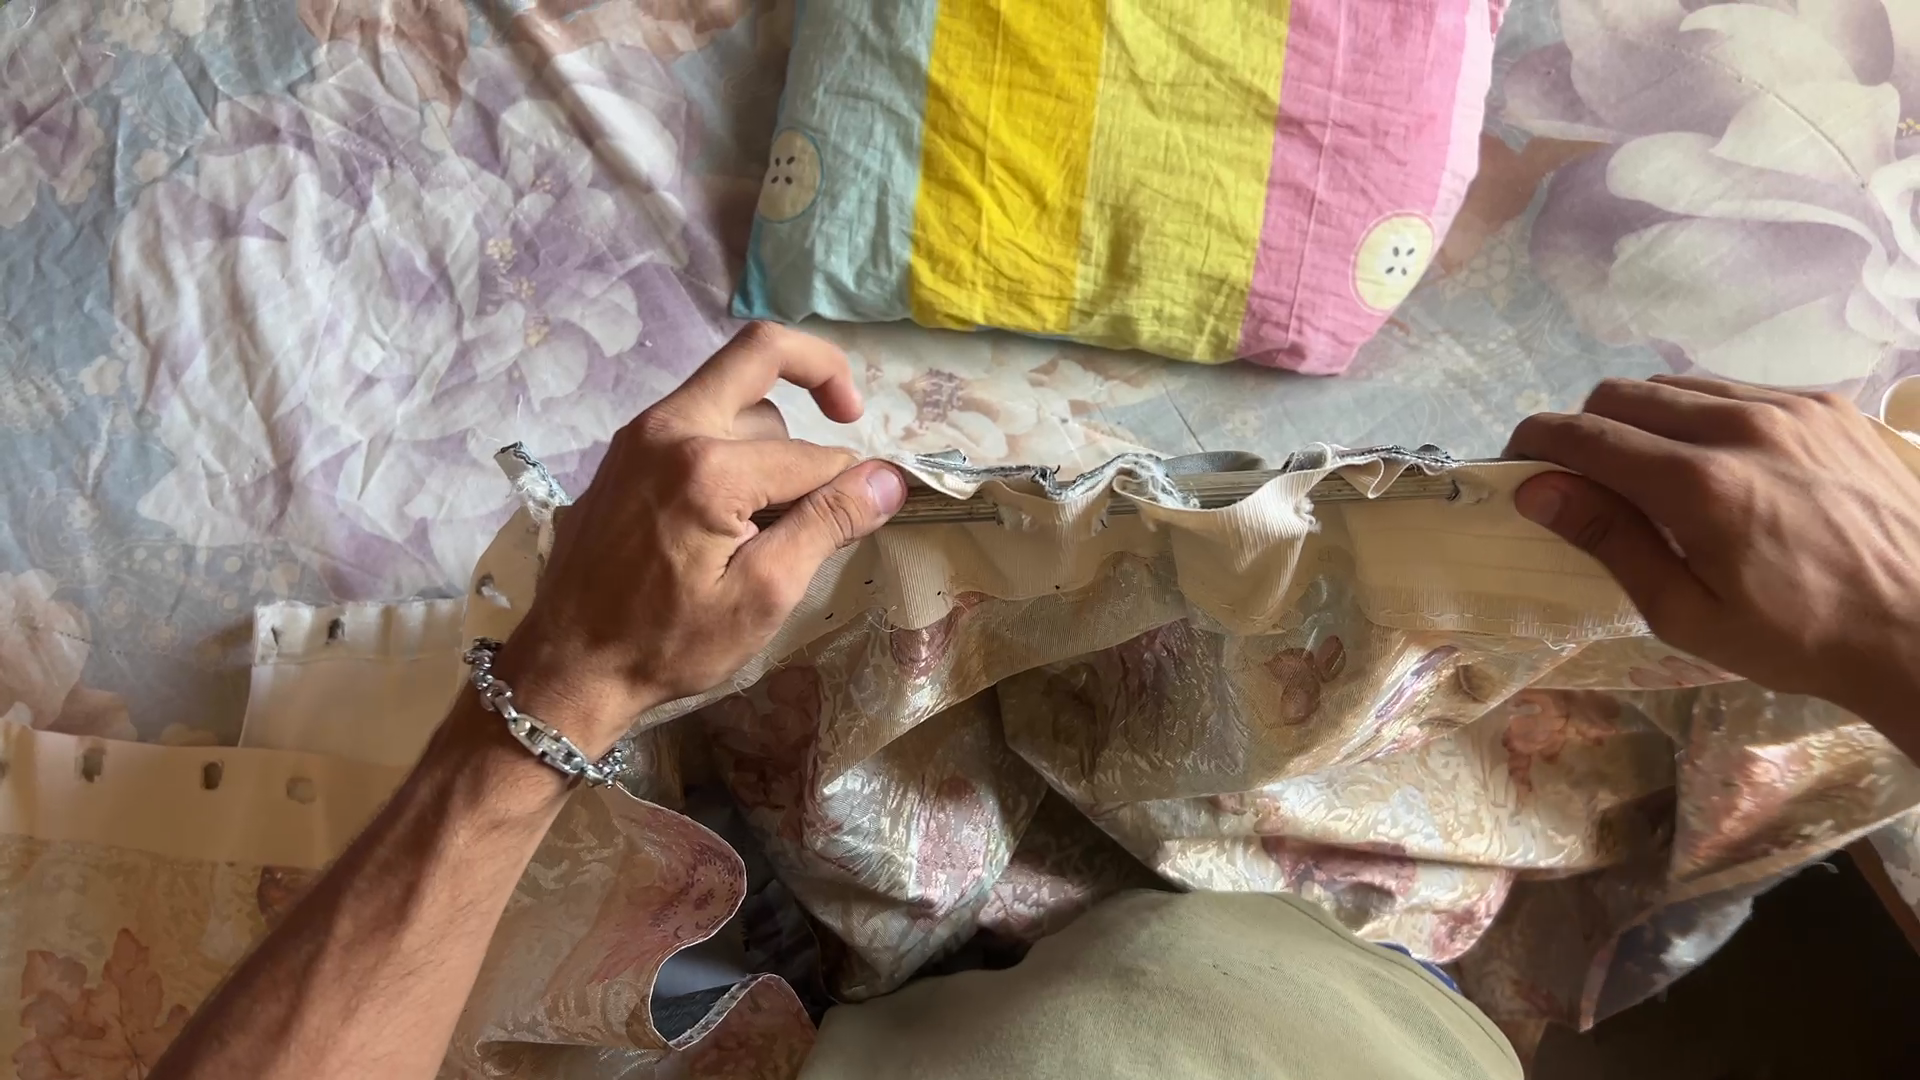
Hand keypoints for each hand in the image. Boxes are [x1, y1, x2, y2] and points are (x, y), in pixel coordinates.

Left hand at [494, 323, 907, 754]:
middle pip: (759, 354)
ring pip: (732, 393)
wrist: (570, 667)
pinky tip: (740, 502)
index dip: (851, 483)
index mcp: (709, 467)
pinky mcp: (626, 451)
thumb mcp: (765, 593)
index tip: (870, 510)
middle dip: (819, 371)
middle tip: (851, 413)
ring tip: (777, 508)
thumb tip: (890, 477)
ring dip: (773, 429)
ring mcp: (640, 434)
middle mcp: (669, 427)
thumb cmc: (673, 642)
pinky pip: (700, 417)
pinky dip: (738, 439)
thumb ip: (828, 523)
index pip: (813, 454)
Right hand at [1507, 376, 1919, 747]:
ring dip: (1636, 420)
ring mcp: (1796, 410)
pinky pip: (1730, 389)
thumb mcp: (1682, 611)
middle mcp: (1744, 428)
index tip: (1518, 467)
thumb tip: (1534, 490)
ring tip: (1646, 470)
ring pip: (1672, 385)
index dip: (1532, 443)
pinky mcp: (1831, 408)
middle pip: (1618, 394)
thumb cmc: (1799, 636)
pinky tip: (1711, 461)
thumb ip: (1607, 539)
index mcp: (1700, 484)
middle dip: (1580, 429)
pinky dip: (1694, 415)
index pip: (1581, 434)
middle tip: (1580, 477)